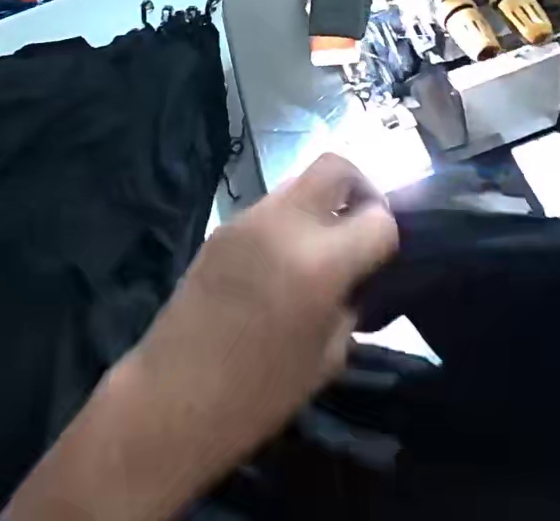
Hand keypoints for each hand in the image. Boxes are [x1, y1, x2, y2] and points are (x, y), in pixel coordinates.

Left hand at [1, 153, 396, 520]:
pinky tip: (283, 259)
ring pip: (300, 180)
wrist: (171, 395)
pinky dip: (289, 219)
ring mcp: (248, 218)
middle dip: (359, 187)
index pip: (378, 218)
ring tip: (319, 246)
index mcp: (319, 263)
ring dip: (320, 203)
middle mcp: (285, 224)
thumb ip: (351, 301)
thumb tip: (360, 272)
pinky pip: (270, 205)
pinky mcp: (223, 225)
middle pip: (336, 165)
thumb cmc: (257, 395)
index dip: (387, 236)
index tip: (382, 256)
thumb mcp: (327, 357)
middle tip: (359, 224)